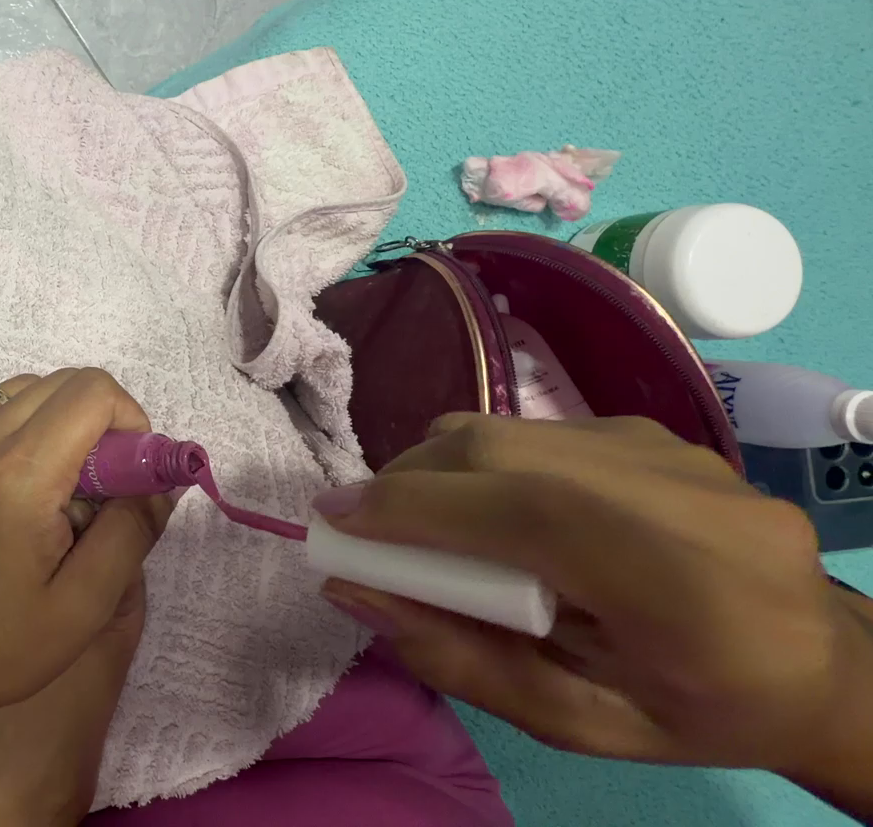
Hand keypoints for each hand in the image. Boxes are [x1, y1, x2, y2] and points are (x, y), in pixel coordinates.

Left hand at [0, 368, 176, 724]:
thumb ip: (134, 528)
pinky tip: (20, 486)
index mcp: (17, 475)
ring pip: (23, 391)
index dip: (129, 419)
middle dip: (99, 420)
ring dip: (58, 420)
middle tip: (103, 485)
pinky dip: (19, 430)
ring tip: (61, 486)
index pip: (91, 392)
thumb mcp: (89, 602)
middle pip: (60, 382)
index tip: (131, 471)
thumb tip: (162, 478)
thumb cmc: (5, 642)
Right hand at [316, 415, 872, 796]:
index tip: (332, 522)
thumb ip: (461, 661)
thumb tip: (348, 588)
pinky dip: (472, 462)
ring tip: (424, 520)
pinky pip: (520, 430)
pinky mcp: (646, 429)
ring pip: (500, 430)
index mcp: (697, 594)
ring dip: (432, 468)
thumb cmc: (698, 710)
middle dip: (405, 483)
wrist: (823, 664)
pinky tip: (489, 507)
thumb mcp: (581, 726)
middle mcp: (691, 498)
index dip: (416, 508)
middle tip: (364, 526)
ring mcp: (671, 451)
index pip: (532, 516)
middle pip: (500, 453)